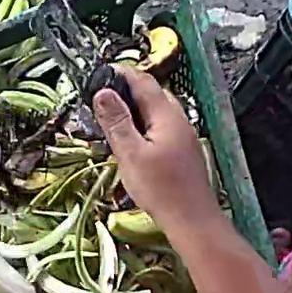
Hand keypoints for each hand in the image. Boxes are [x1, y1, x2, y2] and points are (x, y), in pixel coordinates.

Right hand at [93, 66, 226, 237]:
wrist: (191, 219)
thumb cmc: (160, 189)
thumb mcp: (130, 154)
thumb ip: (117, 122)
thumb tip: (103, 92)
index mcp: (167, 116)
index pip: (144, 82)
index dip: (122, 73)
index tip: (100, 73)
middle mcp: (179, 120)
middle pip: (153, 94)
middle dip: (127, 89)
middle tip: (101, 96)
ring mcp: (183, 136)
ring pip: (157, 111)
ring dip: (135, 108)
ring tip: (111, 117)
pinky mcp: (182, 150)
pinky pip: (161, 127)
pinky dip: (143, 124)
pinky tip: (131, 139)